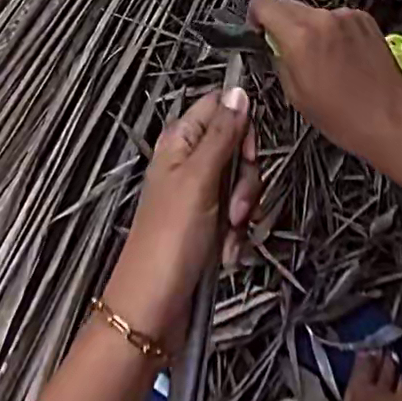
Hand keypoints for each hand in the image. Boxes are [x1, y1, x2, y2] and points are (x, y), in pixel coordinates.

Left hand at [103, 87, 260, 349]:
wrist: (153, 308)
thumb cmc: (168, 240)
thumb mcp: (199, 179)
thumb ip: (222, 134)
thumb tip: (238, 91)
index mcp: (180, 139)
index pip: (220, 106)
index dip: (241, 125)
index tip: (248, 152)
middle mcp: (189, 160)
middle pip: (237, 146)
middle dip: (246, 179)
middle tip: (236, 205)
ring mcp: (199, 192)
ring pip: (242, 182)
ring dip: (244, 210)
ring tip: (228, 233)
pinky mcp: (208, 221)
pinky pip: (238, 213)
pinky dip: (237, 233)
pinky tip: (225, 251)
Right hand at [247, 0, 401, 167]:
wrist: (392, 119)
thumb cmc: (345, 116)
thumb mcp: (295, 94)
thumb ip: (278, 59)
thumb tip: (272, 44)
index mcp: (299, 36)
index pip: (262, 3)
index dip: (255, 16)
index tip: (258, 29)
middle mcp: (322, 19)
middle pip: (286, 4)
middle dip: (281, 23)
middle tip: (287, 51)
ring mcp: (345, 16)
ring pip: (311, 12)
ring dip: (308, 28)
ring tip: (320, 60)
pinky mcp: (363, 19)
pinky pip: (335, 17)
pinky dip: (331, 31)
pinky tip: (340, 57)